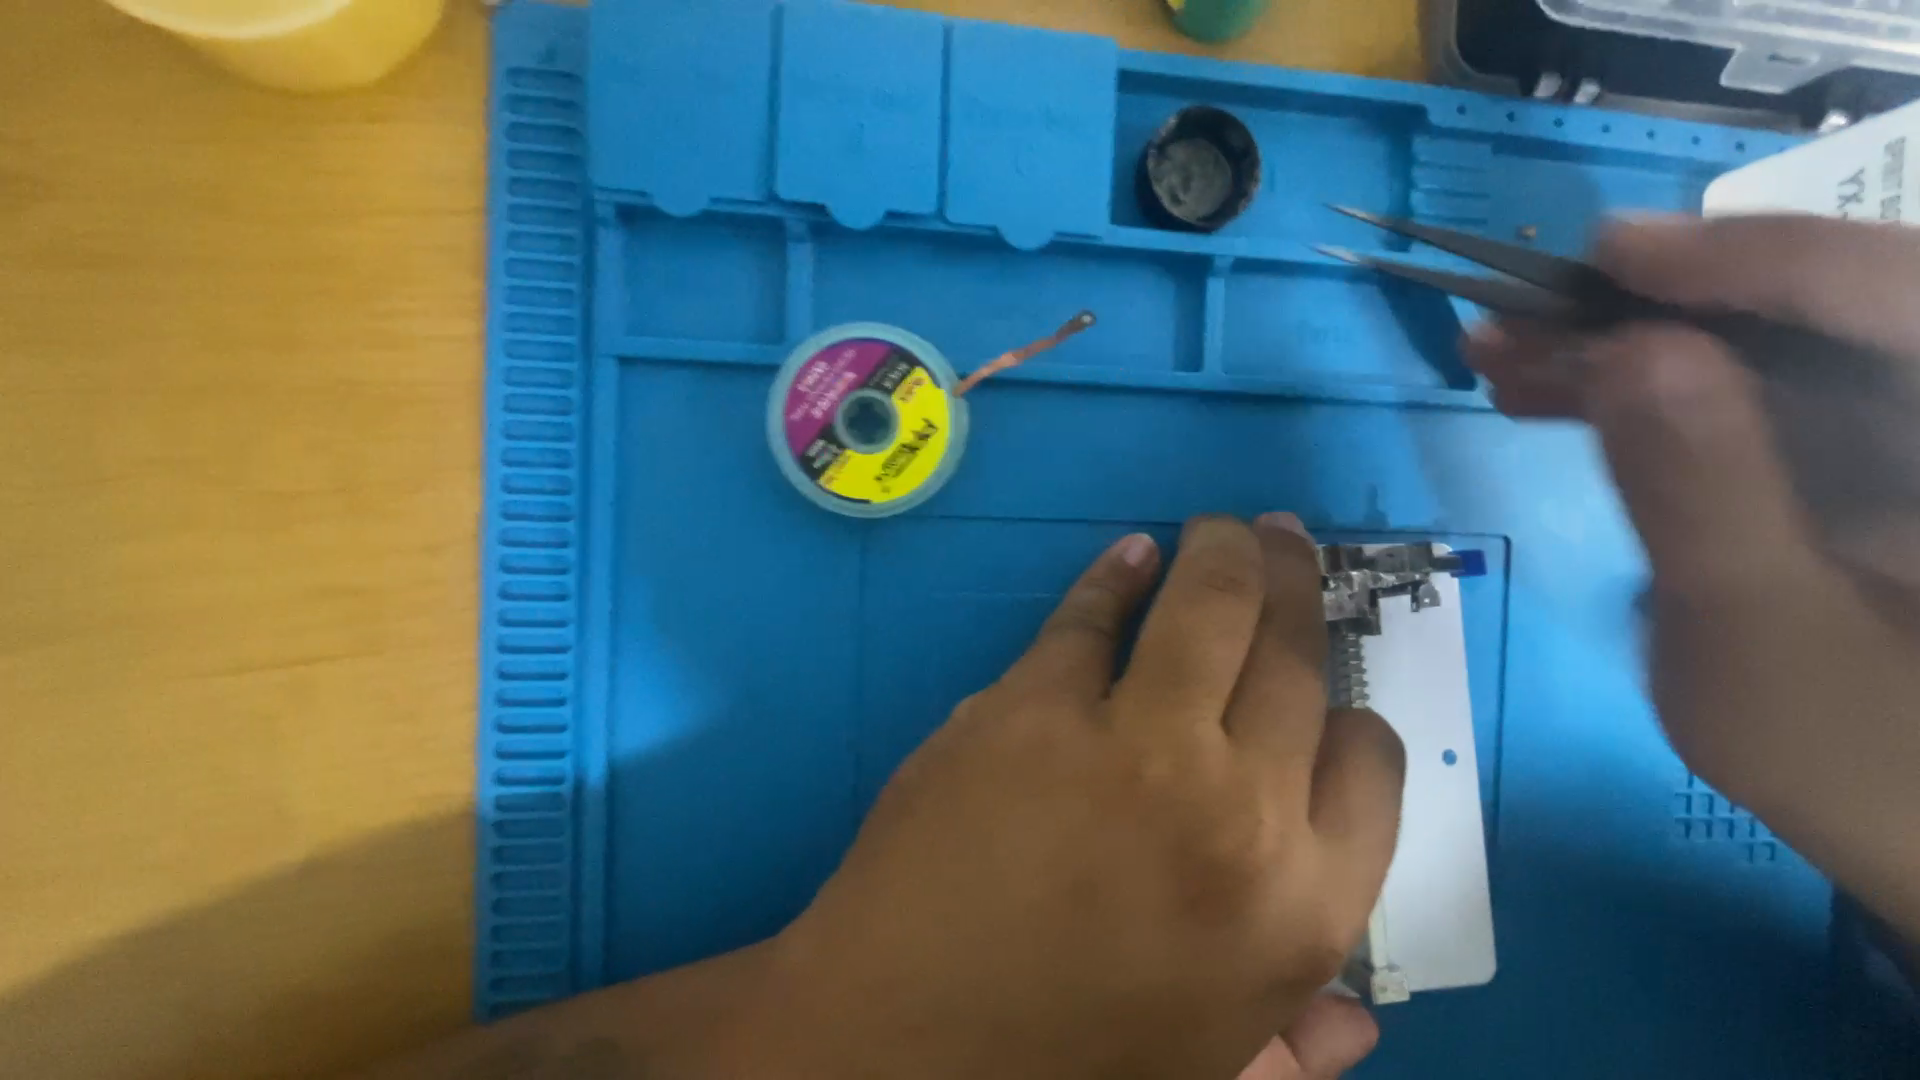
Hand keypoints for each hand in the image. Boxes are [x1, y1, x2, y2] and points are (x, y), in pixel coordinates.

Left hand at [739, 515, 1405, 1078]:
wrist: (902, 1043)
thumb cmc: (1062, 1062)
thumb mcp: (1204, 1067)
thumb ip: (1288, 1042)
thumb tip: (1355, 1026)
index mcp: (1300, 909)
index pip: (1371, 768)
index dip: (1350, 712)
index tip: (1321, 686)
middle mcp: (1235, 808)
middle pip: (1293, 661)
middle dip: (1296, 586)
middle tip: (1285, 540)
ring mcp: (1130, 745)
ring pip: (1207, 612)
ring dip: (1225, 553)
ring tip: (1226, 527)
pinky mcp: (1030, 708)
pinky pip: (1088, 619)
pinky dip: (1114, 577)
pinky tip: (1131, 556)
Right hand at [1464, 214, 1919, 939]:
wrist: (1919, 823)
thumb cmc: (1861, 758)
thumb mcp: (1755, 632)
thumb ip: (1699, 487)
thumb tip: (1630, 351)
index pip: (1903, 298)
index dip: (1753, 260)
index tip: (1607, 251)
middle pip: (1832, 308)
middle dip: (1661, 307)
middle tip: (1521, 320)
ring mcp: (1910, 431)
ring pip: (1775, 346)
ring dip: (1629, 348)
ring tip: (1506, 364)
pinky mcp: (1869, 454)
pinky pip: (1757, 393)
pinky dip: (1649, 391)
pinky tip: (1557, 399)